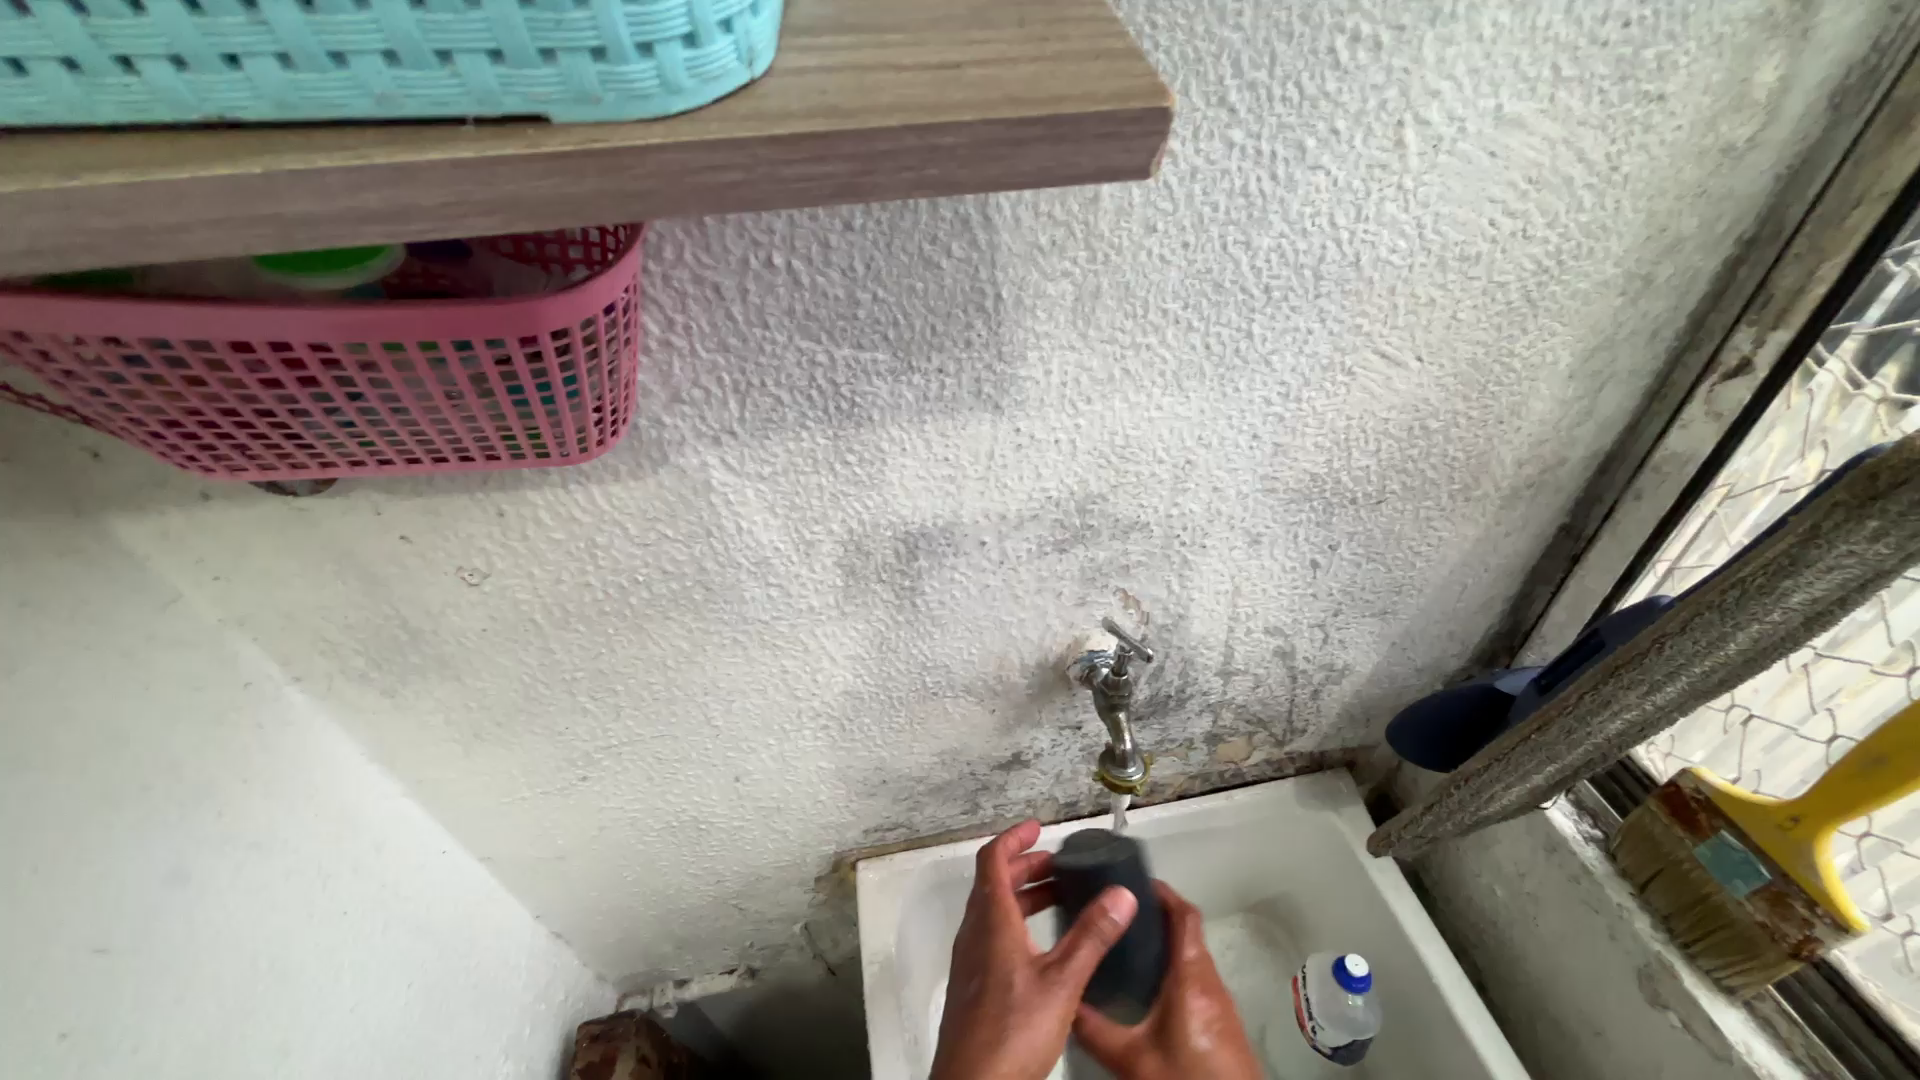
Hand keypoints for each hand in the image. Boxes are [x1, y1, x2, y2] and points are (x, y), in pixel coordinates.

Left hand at [930, 819, 1139, 1079]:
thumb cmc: (1014, 1029)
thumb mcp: (1062, 982)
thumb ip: (1091, 937)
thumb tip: (1122, 894)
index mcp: (992, 920)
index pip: (993, 860)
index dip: (1014, 838)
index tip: (1039, 828)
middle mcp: (975, 931)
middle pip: (993, 882)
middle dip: (1025, 866)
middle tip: (1060, 865)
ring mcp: (970, 958)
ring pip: (992, 908)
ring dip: (1022, 894)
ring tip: (1059, 897)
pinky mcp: (973, 982)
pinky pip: (992, 932)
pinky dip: (1016, 920)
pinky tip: (1043, 943)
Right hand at [1072, 881, 1262, 1079]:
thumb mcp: (1132, 1061)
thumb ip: (1094, 1030)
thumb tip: (1063, 1003)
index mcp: (1191, 976)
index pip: (1185, 915)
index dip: (1163, 893)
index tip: (1132, 882)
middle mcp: (1210, 982)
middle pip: (1188, 932)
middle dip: (1155, 915)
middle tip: (1117, 912)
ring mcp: (1220, 1003)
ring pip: (1192, 956)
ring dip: (1165, 942)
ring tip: (1125, 943)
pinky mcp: (1222, 1023)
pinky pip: (1196, 978)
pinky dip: (1173, 967)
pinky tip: (1147, 986)